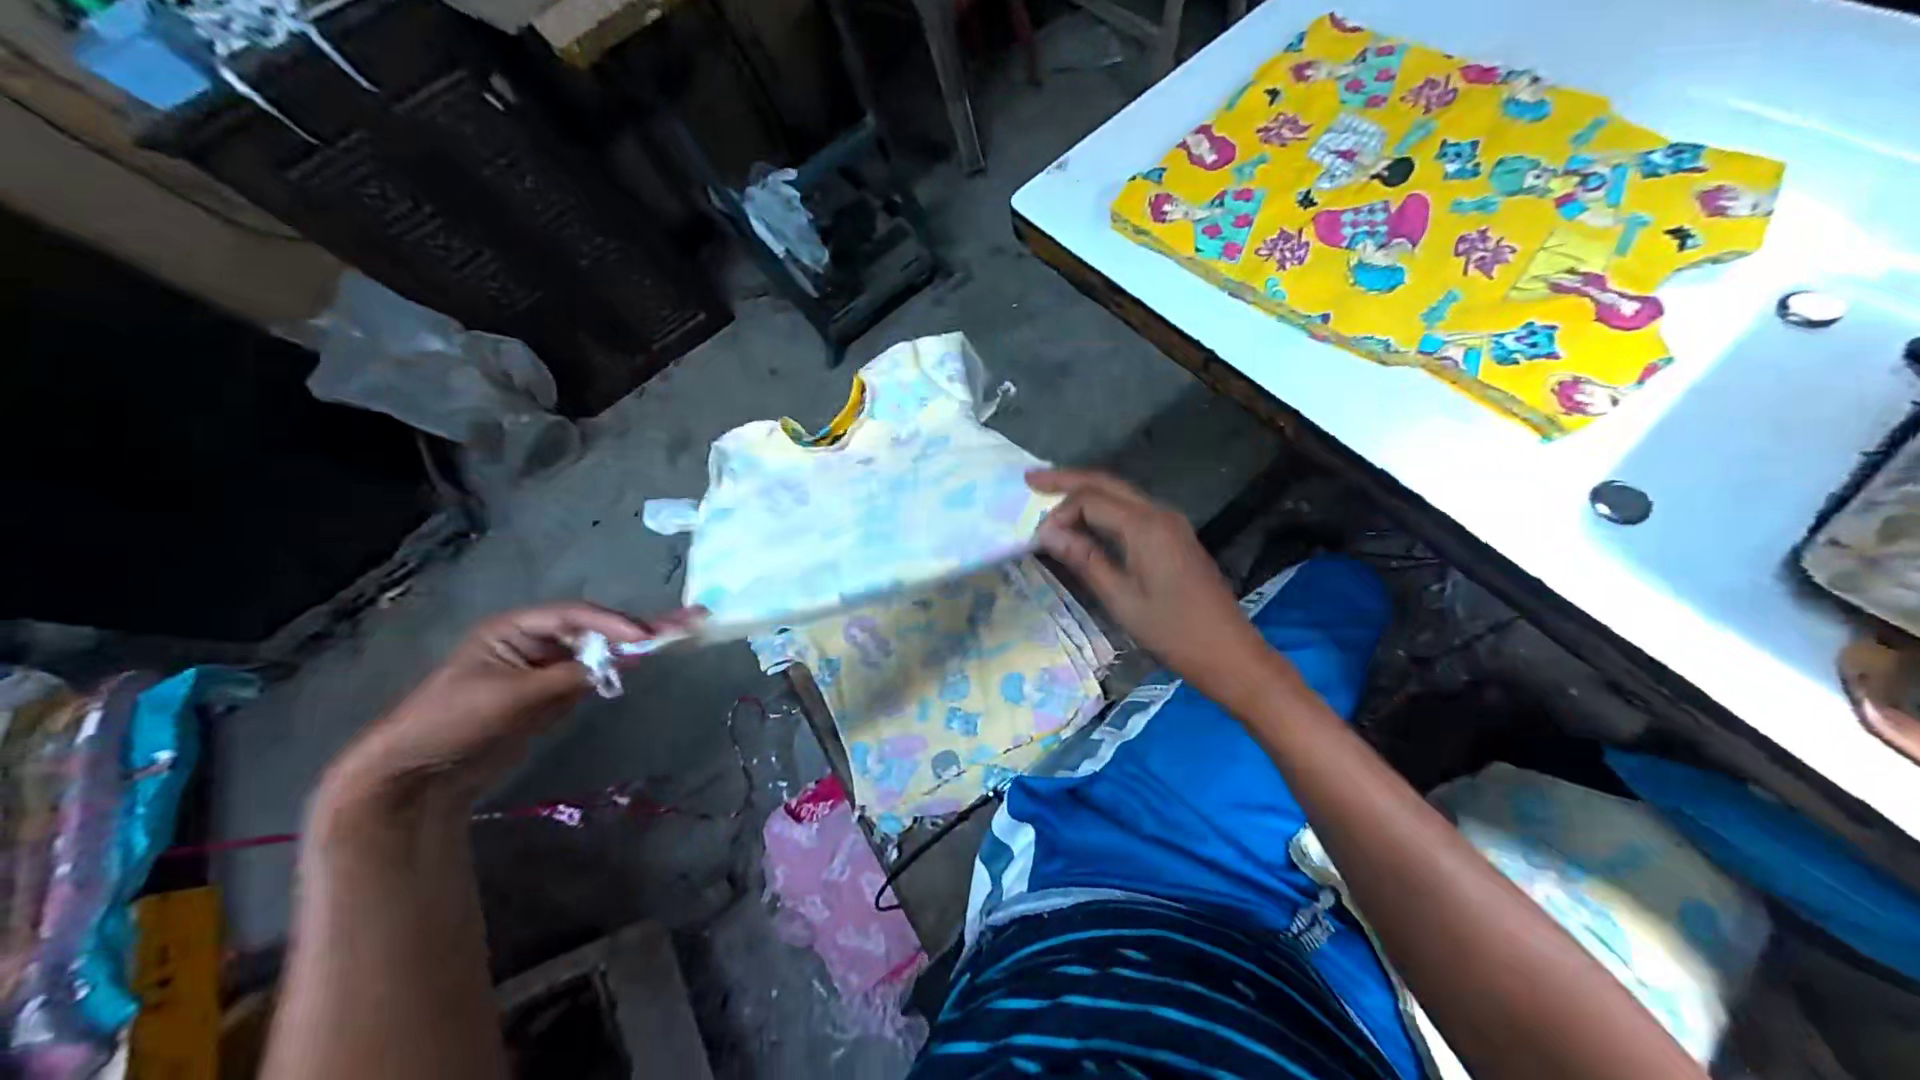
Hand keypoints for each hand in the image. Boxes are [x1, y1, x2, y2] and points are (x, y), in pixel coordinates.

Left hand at [322, 603, 701, 808]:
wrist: (417, 774)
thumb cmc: (452, 722)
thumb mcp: (512, 697)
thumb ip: (569, 677)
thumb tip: (623, 662)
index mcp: (516, 629)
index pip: (575, 616)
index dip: (613, 622)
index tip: (646, 637)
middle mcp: (536, 642)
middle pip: (596, 629)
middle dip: (639, 626)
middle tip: (688, 620)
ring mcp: (546, 669)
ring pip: (601, 651)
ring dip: (638, 645)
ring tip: (681, 634)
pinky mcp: (553, 695)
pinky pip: (595, 675)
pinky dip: (622, 669)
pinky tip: (650, 659)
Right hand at [1028, 469, 1266, 686]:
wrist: (1228, 651)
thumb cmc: (1172, 630)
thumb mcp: (1121, 599)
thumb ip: (1085, 559)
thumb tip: (1048, 533)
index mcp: (1146, 526)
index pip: (1091, 500)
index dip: (1060, 512)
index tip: (1038, 538)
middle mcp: (1159, 513)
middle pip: (1107, 483)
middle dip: (1067, 479)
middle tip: (1031, 480)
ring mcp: (1170, 523)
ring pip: (1121, 493)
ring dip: (1086, 491)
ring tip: (1051, 493)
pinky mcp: (1174, 536)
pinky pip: (1133, 510)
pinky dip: (1104, 508)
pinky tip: (1087, 518)